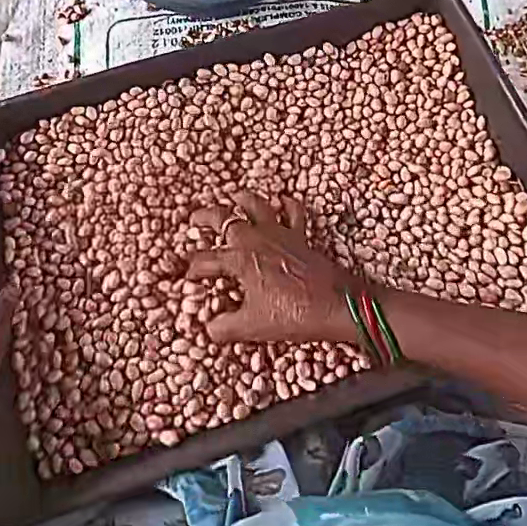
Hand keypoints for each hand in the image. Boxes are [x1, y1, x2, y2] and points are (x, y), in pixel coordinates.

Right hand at [187, 191, 357, 345]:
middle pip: (224, 218)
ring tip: (234, 196)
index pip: (206, 260)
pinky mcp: (300, 237)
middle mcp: (256, 240)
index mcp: (240, 259)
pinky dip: (286, 204)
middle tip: (195, 218)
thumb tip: (209, 329)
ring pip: (256, 205)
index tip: (188, 277)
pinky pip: (292, 212)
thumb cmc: (294, 313)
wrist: (338, 305)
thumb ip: (225, 327)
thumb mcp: (253, 326)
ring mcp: (279, 234)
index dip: (193, 268)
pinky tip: (282, 201)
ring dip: (242, 200)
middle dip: (206, 217)